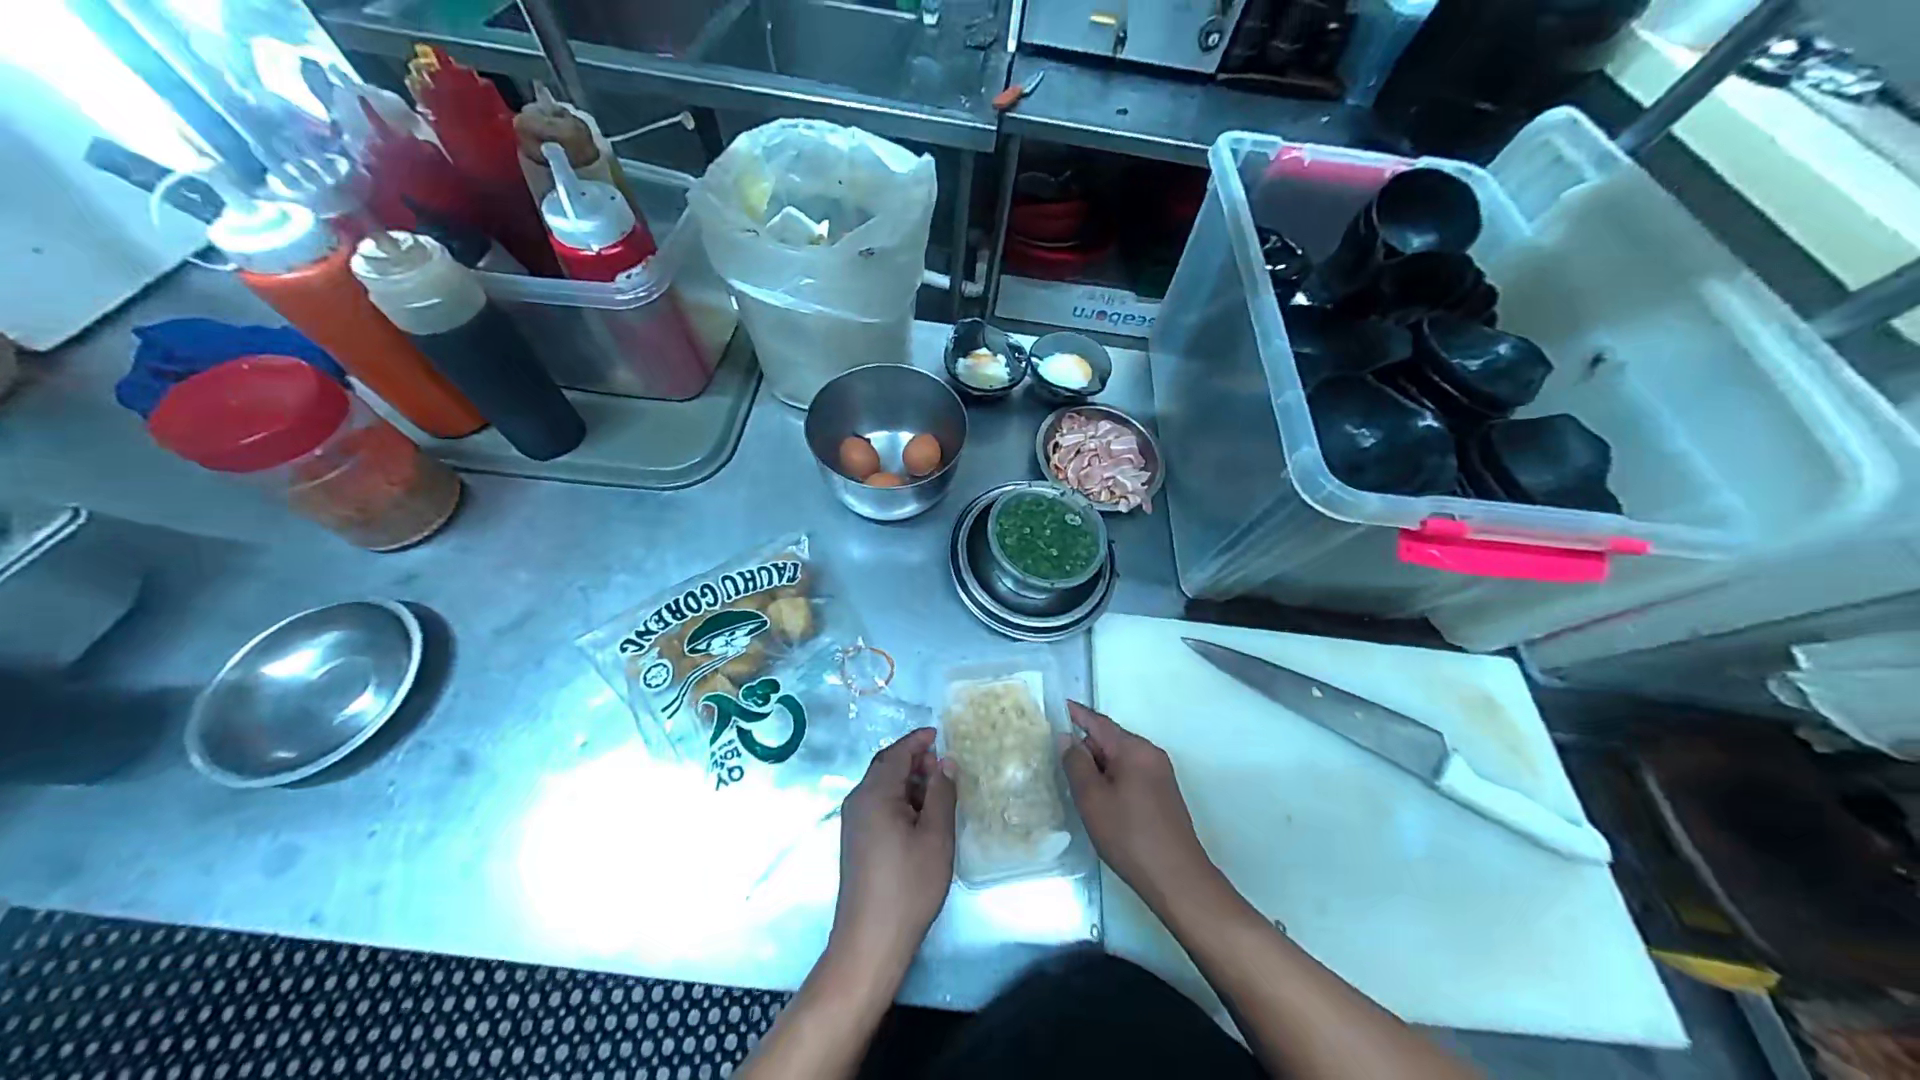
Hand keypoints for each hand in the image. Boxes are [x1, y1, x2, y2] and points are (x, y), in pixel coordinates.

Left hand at [829, 727, 955, 980]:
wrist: (870, 939)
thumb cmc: (908, 884)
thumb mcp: (935, 835)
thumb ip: (941, 793)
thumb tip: (944, 763)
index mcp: (874, 794)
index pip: (896, 754)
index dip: (918, 740)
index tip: (939, 733)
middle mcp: (858, 801)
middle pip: (886, 767)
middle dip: (914, 760)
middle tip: (944, 765)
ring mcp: (854, 822)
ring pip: (882, 787)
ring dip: (908, 782)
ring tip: (938, 790)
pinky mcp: (856, 841)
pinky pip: (879, 805)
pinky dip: (900, 800)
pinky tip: (921, 816)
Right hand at [1062, 701, 1218, 907]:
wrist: (1176, 878)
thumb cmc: (1129, 835)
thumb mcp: (1092, 798)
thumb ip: (1076, 763)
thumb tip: (1067, 738)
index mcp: (1134, 749)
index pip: (1099, 723)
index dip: (1077, 714)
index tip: (1057, 706)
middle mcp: (1150, 755)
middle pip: (1110, 740)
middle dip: (1084, 746)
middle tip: (1055, 755)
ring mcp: (1160, 776)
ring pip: (1120, 760)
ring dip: (1097, 766)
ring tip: (1071, 780)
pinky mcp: (1162, 796)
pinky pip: (1130, 775)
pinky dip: (1111, 779)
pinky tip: (1097, 798)